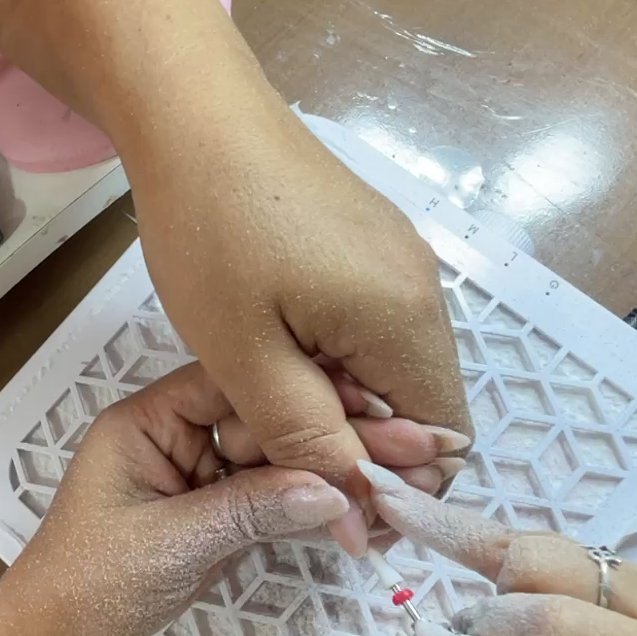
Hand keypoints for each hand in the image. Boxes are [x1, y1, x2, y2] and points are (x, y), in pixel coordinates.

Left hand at [0, 364, 456, 635]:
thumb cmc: (95, 579)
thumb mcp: (173, 540)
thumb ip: (253, 508)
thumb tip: (340, 491)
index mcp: (152, 418)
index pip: (237, 383)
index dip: (306, 389)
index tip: (375, 399)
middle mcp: (180, 432)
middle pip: (268, 420)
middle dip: (335, 435)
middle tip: (417, 444)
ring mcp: (202, 471)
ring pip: (278, 458)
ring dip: (333, 469)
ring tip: (407, 474)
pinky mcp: (218, 507)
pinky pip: (273, 493)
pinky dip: (313, 501)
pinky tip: (364, 501)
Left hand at [133, 114, 469, 555]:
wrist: (193, 117)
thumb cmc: (211, 237)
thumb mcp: (247, 357)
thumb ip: (308, 440)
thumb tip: (359, 519)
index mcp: (407, 320)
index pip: (443, 440)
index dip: (395, 489)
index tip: (329, 508)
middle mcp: (423, 289)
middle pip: (421, 405)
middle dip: (361, 449)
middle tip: (281, 459)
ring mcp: (399, 259)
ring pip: (390, 368)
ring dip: (341, 406)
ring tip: (271, 409)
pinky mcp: (370, 244)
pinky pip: (371, 328)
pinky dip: (336, 362)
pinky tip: (280, 357)